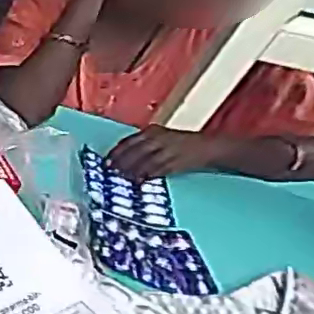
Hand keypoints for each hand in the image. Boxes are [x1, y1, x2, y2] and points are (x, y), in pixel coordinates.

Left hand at [106, 126, 229, 178]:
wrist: (208, 147)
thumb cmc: (177, 144)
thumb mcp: (157, 139)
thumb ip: (139, 146)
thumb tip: (117, 160)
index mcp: (152, 131)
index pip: (129, 142)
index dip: (116, 153)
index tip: (106, 163)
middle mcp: (160, 138)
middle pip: (136, 151)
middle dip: (122, 163)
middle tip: (112, 172)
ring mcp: (170, 150)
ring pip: (147, 161)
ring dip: (133, 171)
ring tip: (123, 178)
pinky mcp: (178, 161)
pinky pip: (160, 170)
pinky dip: (148, 176)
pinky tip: (139, 181)